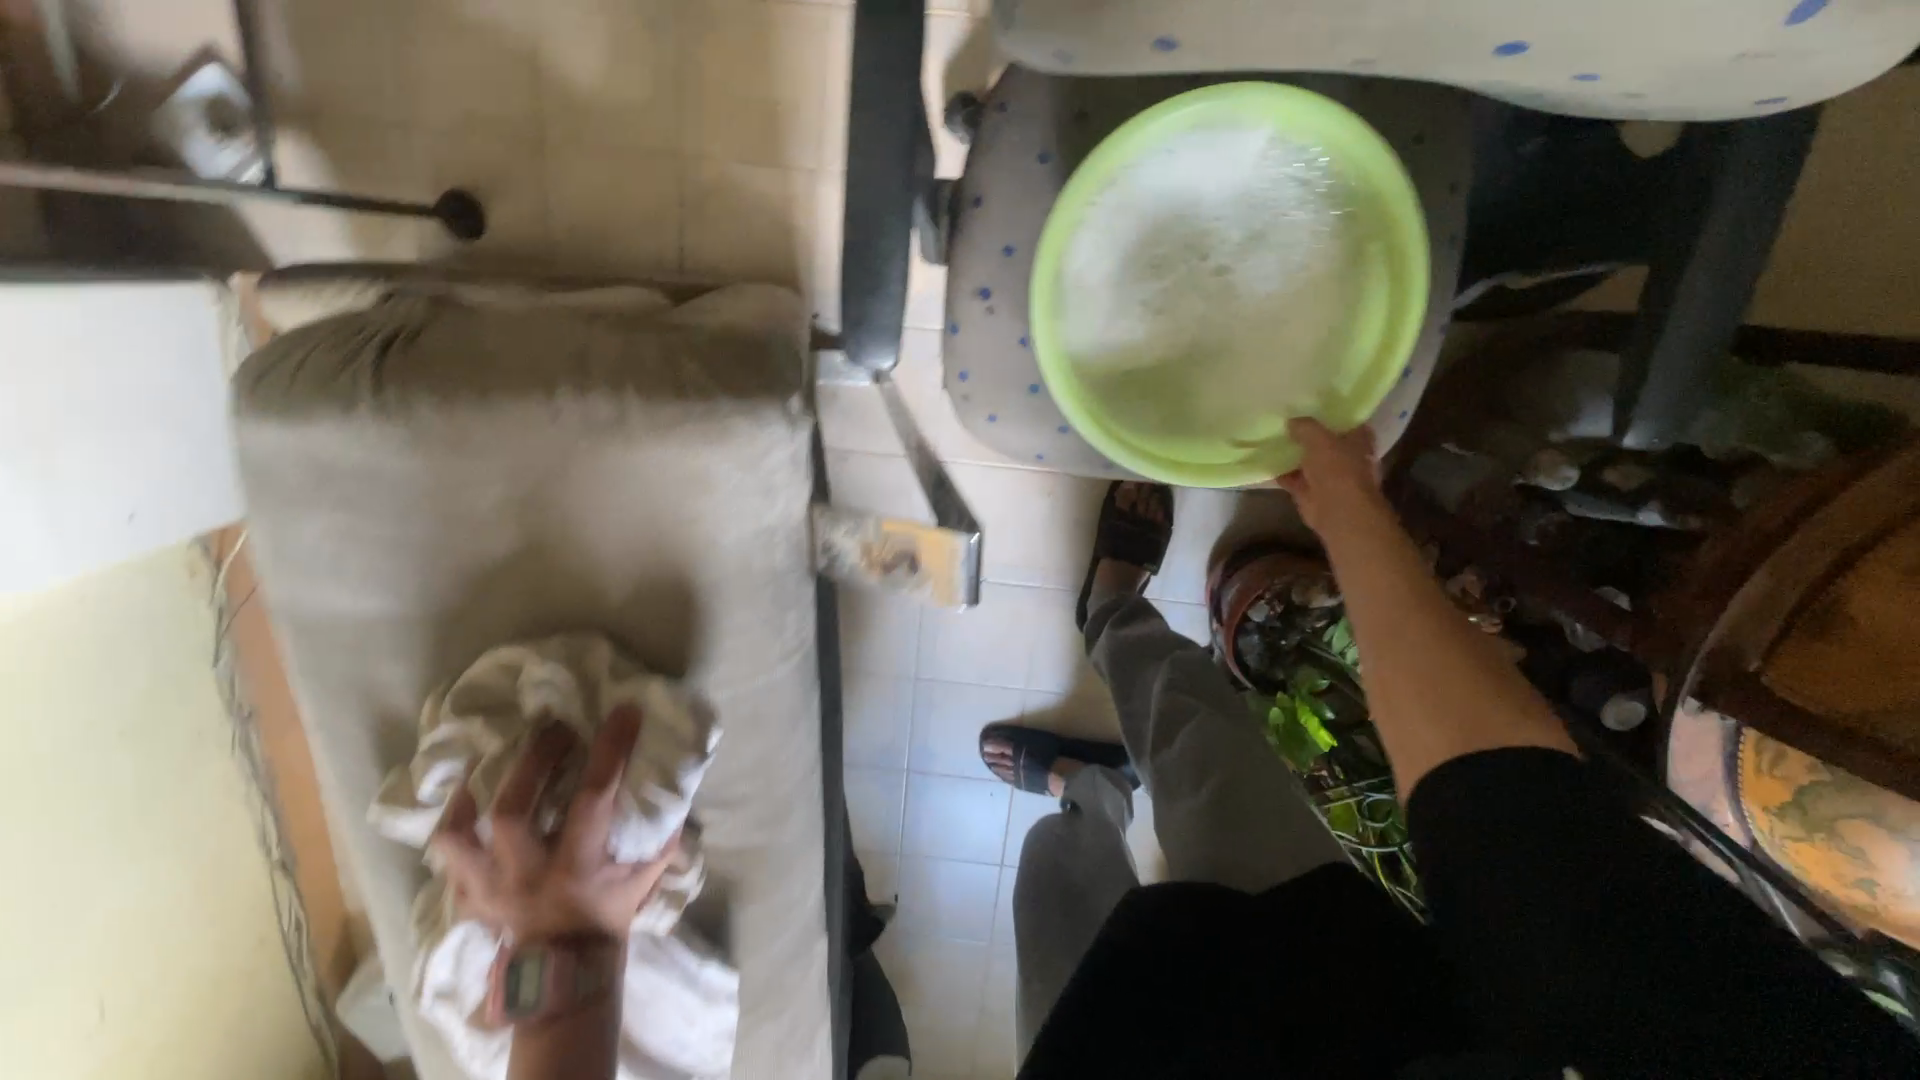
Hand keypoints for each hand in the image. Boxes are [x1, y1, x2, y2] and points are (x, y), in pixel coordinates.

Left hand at [432, 705, 677, 943]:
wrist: (566, 975)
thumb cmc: (609, 919)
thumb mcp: (644, 877)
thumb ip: (660, 834)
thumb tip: (674, 786)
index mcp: (577, 867)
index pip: (593, 798)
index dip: (610, 750)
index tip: (623, 712)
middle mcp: (527, 875)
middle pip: (511, 810)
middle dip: (532, 760)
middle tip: (554, 729)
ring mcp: (489, 889)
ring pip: (458, 838)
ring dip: (468, 796)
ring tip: (487, 763)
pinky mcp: (468, 898)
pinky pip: (447, 862)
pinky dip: (455, 830)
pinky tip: (467, 806)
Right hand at [1275, 417, 1383, 534]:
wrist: (1337, 509)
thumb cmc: (1337, 469)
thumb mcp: (1319, 438)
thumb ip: (1305, 427)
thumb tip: (1291, 421)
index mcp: (1358, 440)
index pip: (1346, 421)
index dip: (1330, 414)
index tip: (1311, 405)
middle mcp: (1345, 456)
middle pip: (1324, 441)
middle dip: (1307, 434)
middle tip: (1285, 420)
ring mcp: (1328, 476)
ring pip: (1307, 460)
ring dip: (1292, 454)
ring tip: (1271, 439)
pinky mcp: (1311, 492)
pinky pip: (1293, 478)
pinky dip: (1281, 473)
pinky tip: (1266, 463)